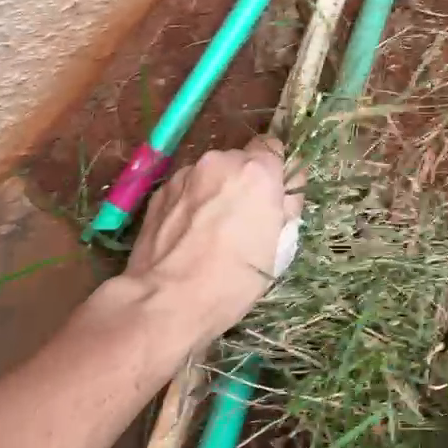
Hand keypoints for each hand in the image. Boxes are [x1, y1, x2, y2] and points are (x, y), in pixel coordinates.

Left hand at [126, 137, 302, 346]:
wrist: (165, 301)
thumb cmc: (234, 280)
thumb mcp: (280, 248)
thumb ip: (287, 206)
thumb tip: (286, 190)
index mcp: (257, 171)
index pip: (273, 147)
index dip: (274, 171)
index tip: (272, 196)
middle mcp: (220, 161)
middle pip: (239, 161)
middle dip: (243, 183)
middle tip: (241, 219)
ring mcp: (186, 174)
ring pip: (210, 174)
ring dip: (215, 191)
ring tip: (209, 231)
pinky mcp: (160, 190)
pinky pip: (186, 188)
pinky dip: (190, 203)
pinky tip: (187, 235)